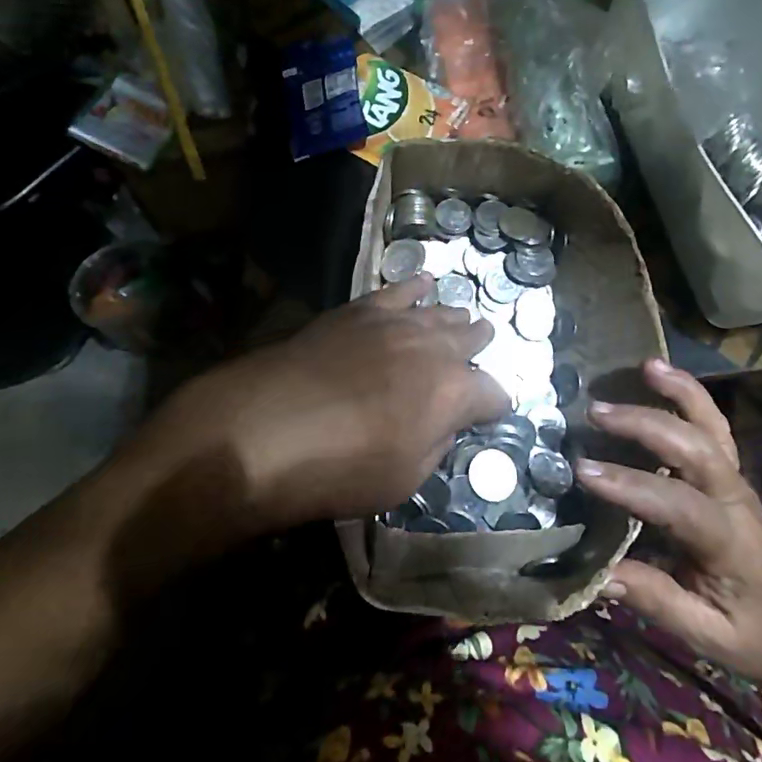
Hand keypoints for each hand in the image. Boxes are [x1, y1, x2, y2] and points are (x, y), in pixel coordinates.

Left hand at [138, 275, 509, 532]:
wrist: (265, 428)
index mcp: (454, 392)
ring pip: (437, 312)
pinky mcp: (358, 310)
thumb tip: (443, 422)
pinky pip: (396, 291)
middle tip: (485, 341)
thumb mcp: (404, 480)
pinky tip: (423, 282)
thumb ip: (435, 444)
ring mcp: (395, 323)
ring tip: (462, 316)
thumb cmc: (340, 469)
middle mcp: (433, 348)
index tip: (491, 411)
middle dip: (479, 345)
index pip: (493, 394)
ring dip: (453, 317)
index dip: (496, 405)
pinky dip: (414, 286)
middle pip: (467, 341)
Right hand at [575, 358, 761, 687]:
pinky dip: (688, 394)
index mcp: (731, 543)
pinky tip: (660, 373)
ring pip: (712, 425)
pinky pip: (712, 425)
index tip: (584, 472)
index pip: (680, 505)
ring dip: (679, 391)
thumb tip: (597, 573)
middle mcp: (737, 500)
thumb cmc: (749, 634)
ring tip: (644, 365)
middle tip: (595, 413)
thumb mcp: (704, 634)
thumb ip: (655, 599)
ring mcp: (736, 481)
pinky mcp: (730, 474)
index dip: (632, 486)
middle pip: (697, 448)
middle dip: (646, 425)